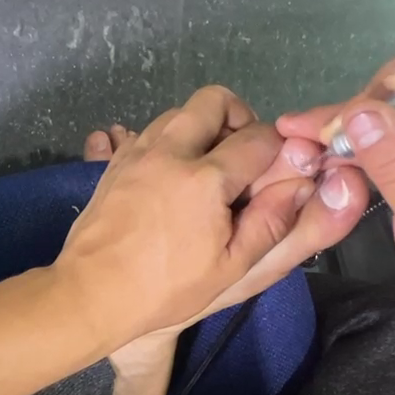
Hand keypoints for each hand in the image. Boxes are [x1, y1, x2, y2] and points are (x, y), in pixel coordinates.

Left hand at [73, 98, 365, 394]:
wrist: (91, 293)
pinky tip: (169, 175)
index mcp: (206, 179)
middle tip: (240, 154)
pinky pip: (146, 132)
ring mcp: (136, 154)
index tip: (275, 171)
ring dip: (199, 128)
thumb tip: (302, 183)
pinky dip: (166, 141)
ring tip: (205, 167)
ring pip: (177, 112)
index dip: (277, 150)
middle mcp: (170, 153)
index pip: (259, 138)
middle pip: (214, 100)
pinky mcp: (112, 164)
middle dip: (237, 118)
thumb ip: (270, 222)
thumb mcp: (229, 267)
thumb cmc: (164, 289)